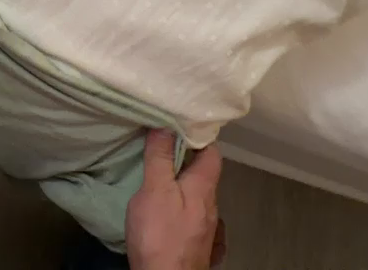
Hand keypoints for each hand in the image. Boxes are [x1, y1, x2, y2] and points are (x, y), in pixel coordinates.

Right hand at [126, 132, 225, 269]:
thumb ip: (160, 158)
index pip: (212, 153)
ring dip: (182, 180)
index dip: (198, 136)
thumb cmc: (160, 233)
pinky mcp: (196, 243)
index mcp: (203, 188)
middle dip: (186, 156)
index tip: (177, 124)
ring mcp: (205, 228)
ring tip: (160, 170)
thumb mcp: (155, 190)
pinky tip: (169, 204)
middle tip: (161, 142)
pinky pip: (192, 213)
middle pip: (204, 173)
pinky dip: (181, 201)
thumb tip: (166, 125)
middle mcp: (210, 206)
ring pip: (197, 194)